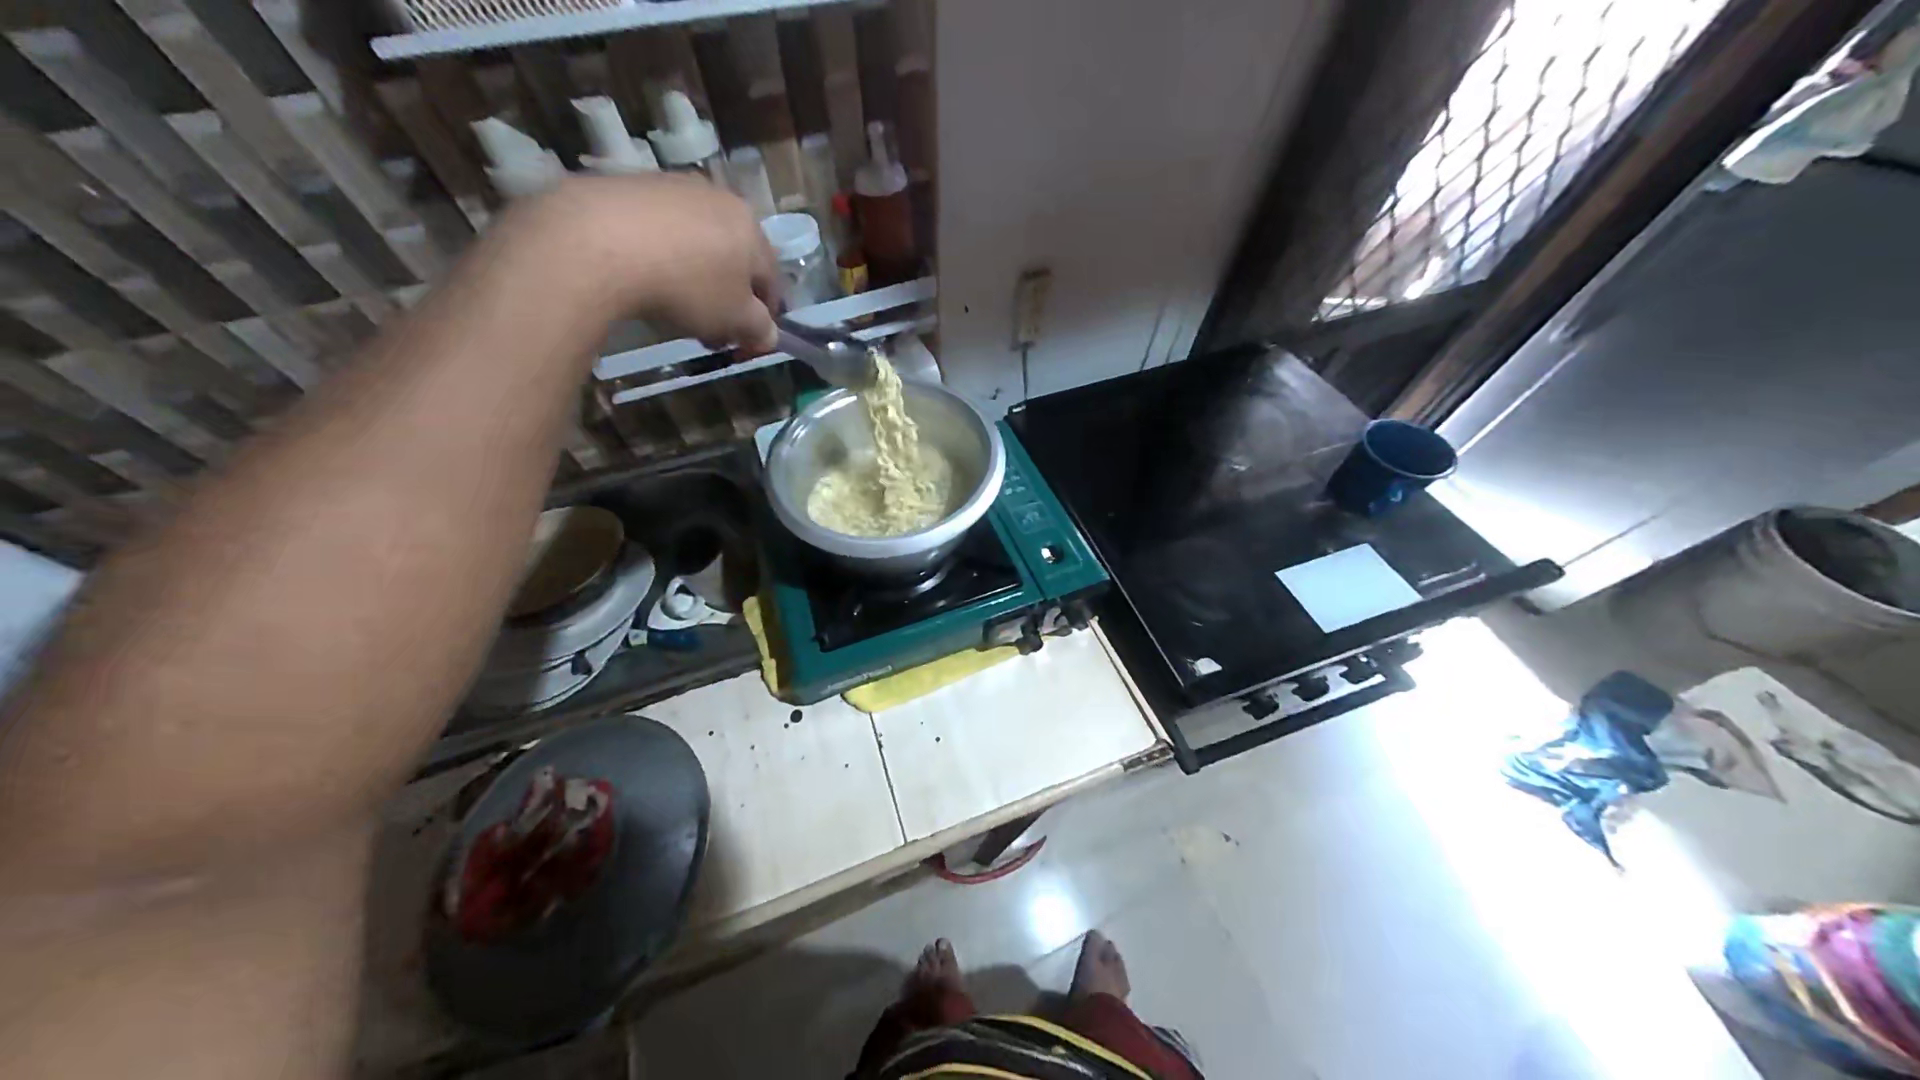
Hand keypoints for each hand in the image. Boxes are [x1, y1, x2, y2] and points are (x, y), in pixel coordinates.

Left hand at [492, 175, 779, 352]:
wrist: (596, 244)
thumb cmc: (685, 286)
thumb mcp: (733, 320)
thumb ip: (759, 329)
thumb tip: (768, 335)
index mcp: (750, 226)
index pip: (770, 277)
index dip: (765, 314)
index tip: (749, 340)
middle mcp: (717, 197)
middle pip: (733, 255)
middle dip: (728, 294)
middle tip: (712, 329)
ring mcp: (670, 186)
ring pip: (696, 240)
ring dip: (694, 274)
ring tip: (675, 306)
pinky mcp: (626, 185)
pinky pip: (656, 229)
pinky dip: (659, 255)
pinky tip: (643, 278)